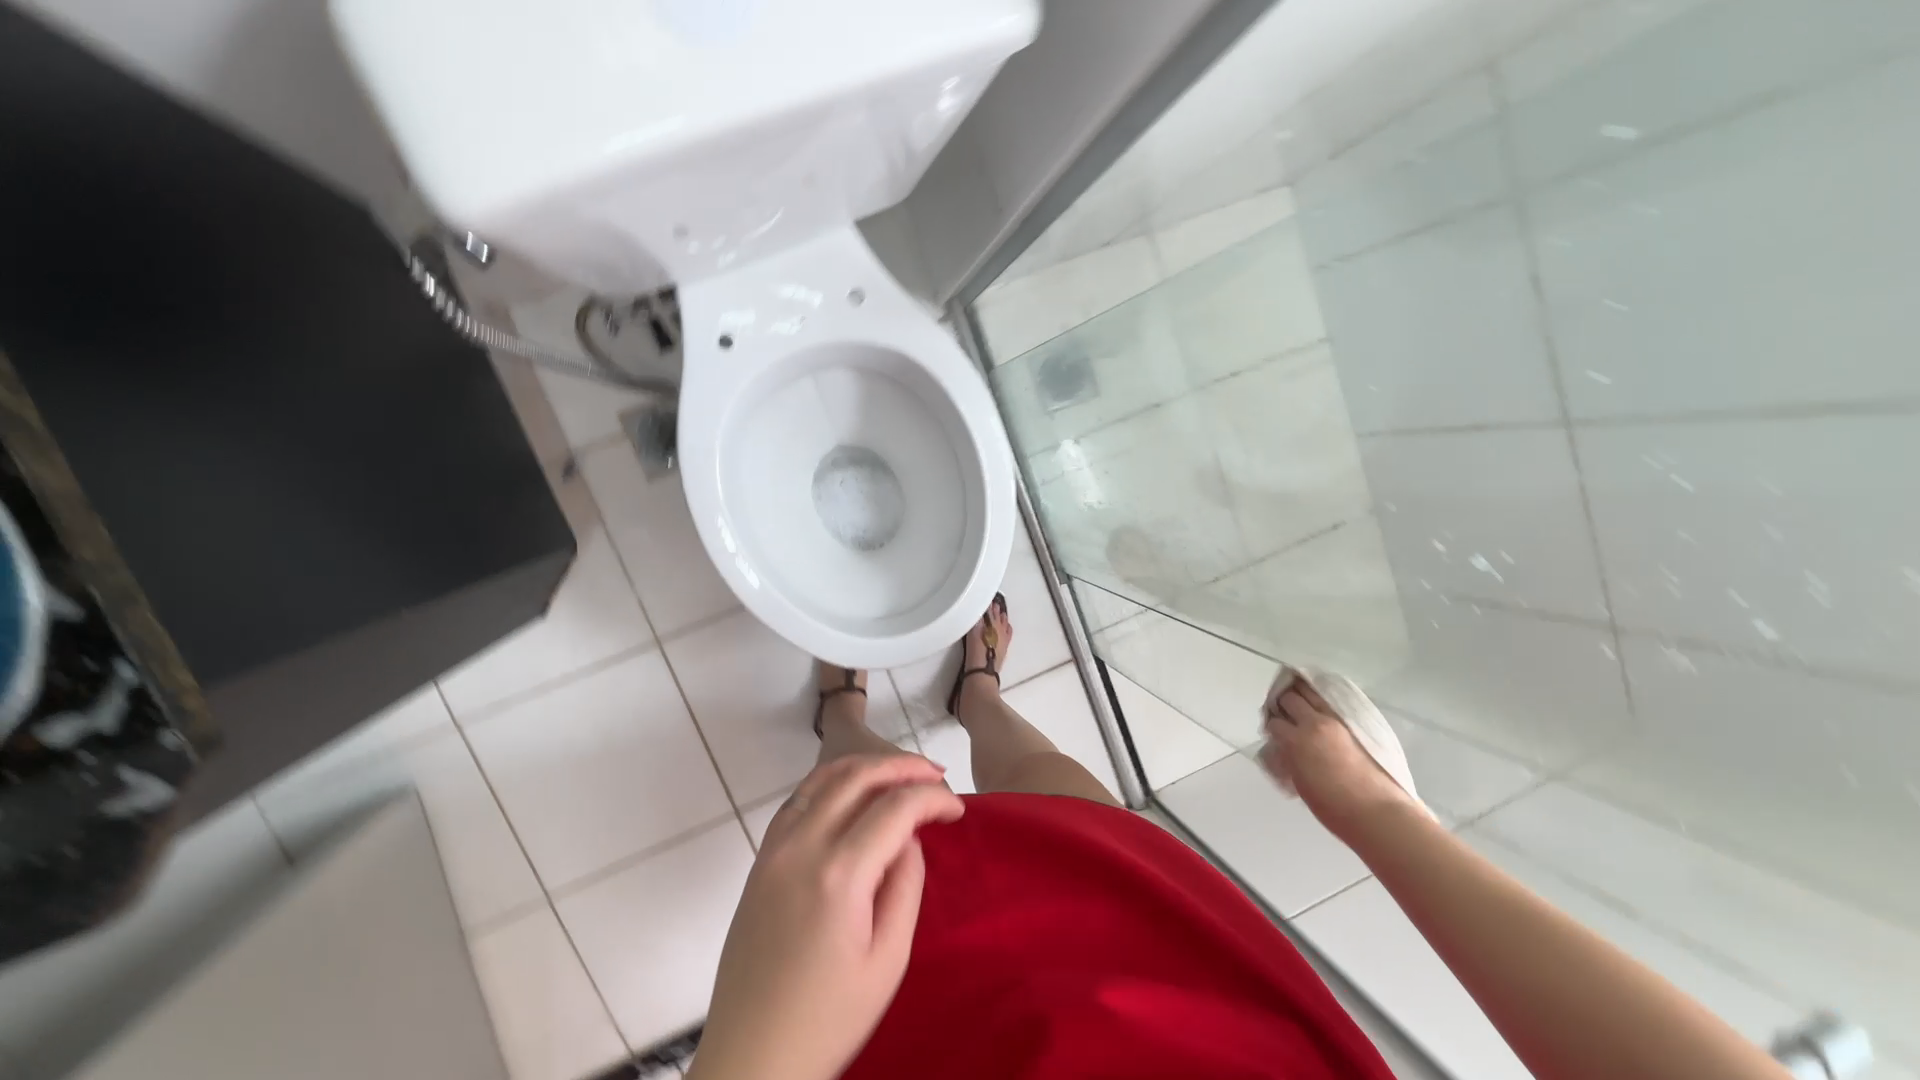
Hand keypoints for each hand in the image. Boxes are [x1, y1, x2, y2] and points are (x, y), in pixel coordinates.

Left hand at [689, 754, 964, 1079]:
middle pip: (856, 777)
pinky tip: (851, 796)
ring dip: (864, 768)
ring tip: (900, 775)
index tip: (958, 810)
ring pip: (820, 780)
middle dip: (902, 766)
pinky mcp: (759, 863)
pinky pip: (796, 802)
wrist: (753, 1055)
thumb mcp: (888, 959)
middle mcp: (801, 848)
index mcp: (839, 874)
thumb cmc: (829, 1018)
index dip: (932, 798)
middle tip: (937, 775)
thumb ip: (904, 886)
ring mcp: (773, 851)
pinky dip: (829, 785)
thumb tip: (908, 838)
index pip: (894, 807)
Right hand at [1258, 679, 1416, 839]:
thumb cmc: (1333, 807)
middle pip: (1289, 698)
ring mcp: (1337, 720)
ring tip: (1301, 704)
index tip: (1273, 734)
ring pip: (1312, 692)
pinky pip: (1332, 701)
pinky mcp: (1355, 723)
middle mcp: (1314, 723)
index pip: (1274, 723)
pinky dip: (1321, 699)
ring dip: (1302, 695)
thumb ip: (1288, 759)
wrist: (1376, 811)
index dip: (1271, 727)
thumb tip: (1282, 750)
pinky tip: (1320, 707)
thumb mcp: (1299, 782)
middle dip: (1282, 705)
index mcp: (1296, 741)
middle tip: (1284, 716)